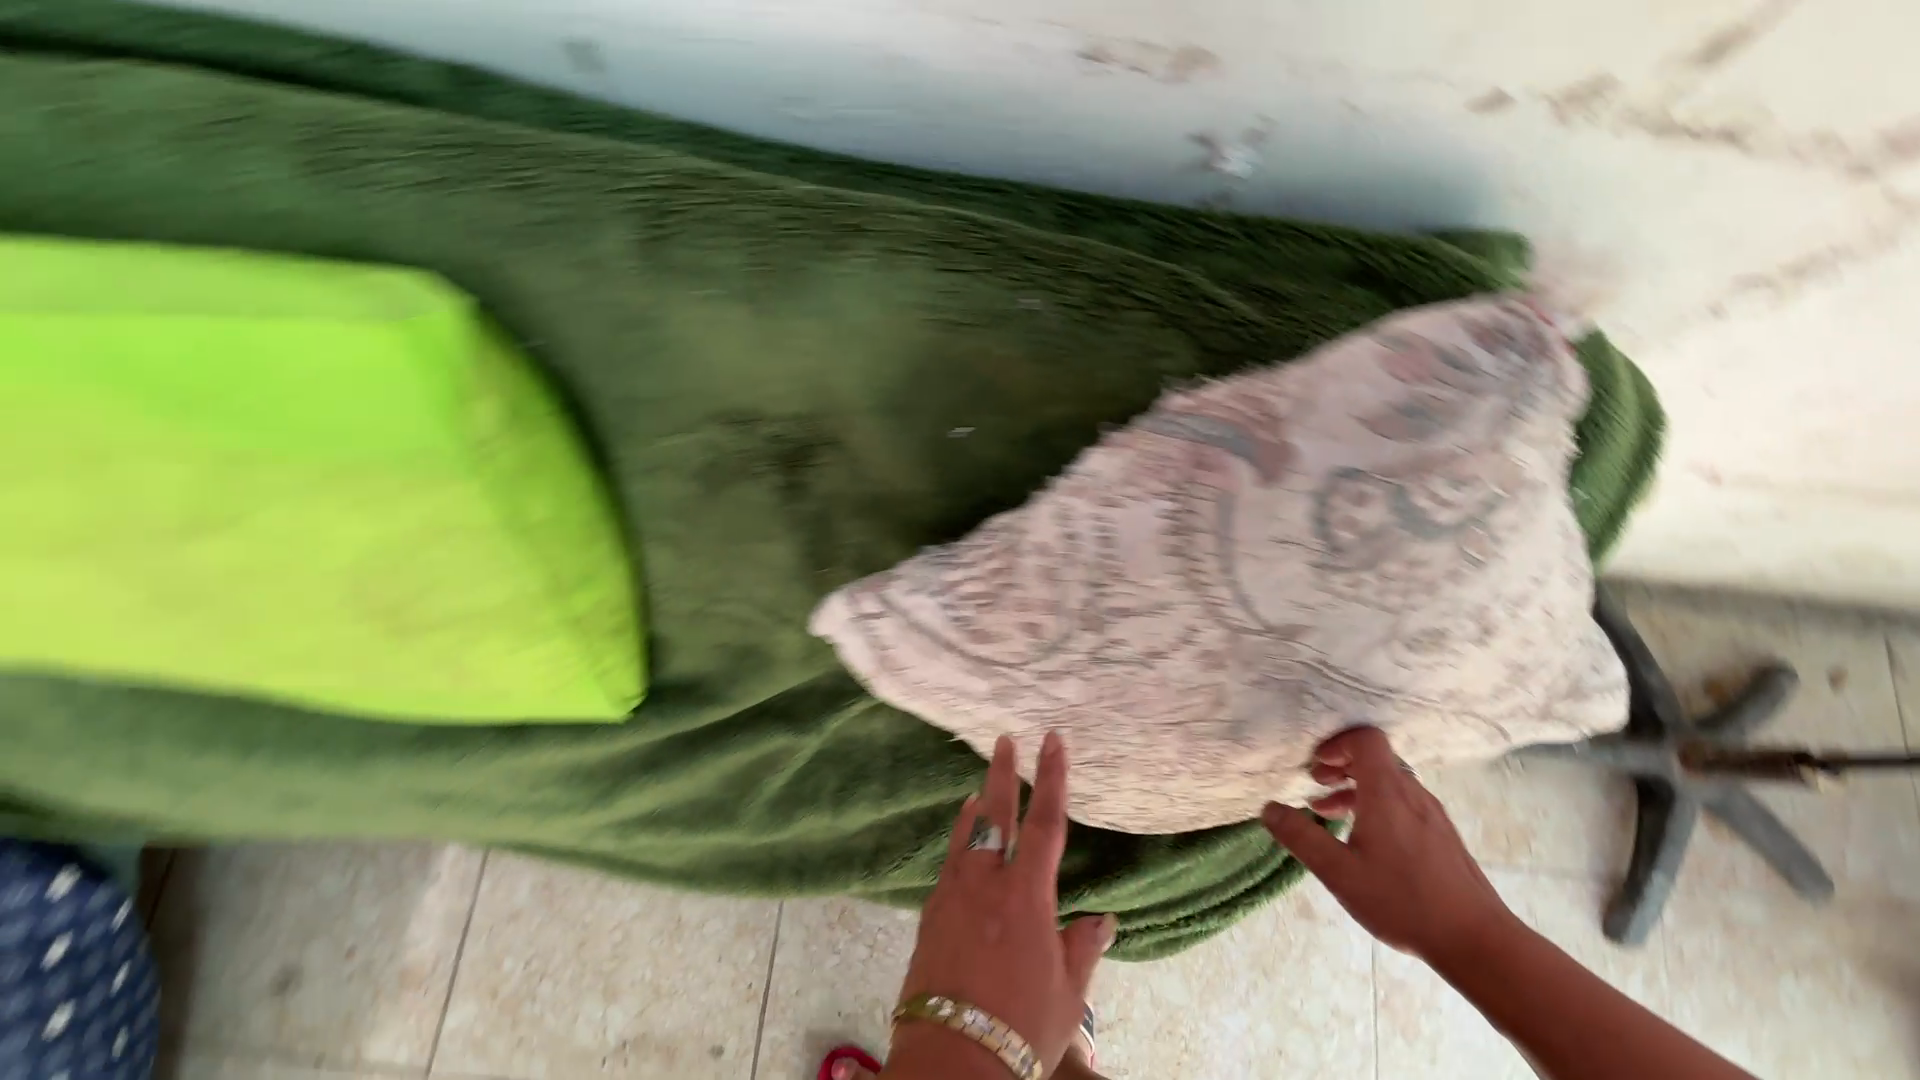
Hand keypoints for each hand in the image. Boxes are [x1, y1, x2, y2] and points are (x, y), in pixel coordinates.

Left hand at [887, 732, 1115, 1076]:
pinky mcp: (929, 916)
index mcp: (1026, 896)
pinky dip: (959, 847)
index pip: (1045, 824)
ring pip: (964, 838)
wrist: (953, 1058)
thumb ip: (1083, 948)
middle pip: (995, 816)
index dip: (1052, 778)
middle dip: (1003, 774)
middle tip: (1004, 740)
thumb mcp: (1069, 994)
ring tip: (981, 789)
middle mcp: (985, 885)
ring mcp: (952, 897)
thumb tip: (1102, 920)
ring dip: (976, 810)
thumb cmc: (1021, 1026)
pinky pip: (948, 867)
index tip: (1053, 742)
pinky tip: (962, 849)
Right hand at [1261, 726, 1515, 963]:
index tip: (1316, 766)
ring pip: (1390, 783)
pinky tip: (1366, 842)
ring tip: (1331, 815)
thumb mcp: (1339, 872)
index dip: (1337, 743)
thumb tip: (1269, 809)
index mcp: (1387, 793)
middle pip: (1376, 759)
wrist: (1478, 940)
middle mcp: (1413, 795)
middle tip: (1315, 786)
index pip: (1366, 740)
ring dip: (1357, 789)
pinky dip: (1378, 806)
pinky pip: (1405, 804)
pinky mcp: (1444, 836)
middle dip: (1341, 766)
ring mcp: (1433, 815)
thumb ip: (1301, 837)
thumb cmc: (1403, 901)